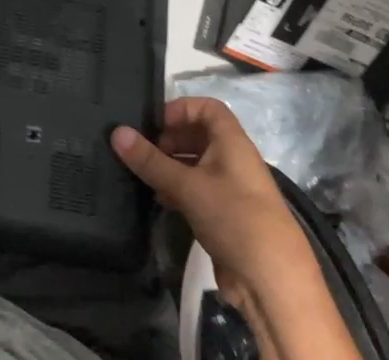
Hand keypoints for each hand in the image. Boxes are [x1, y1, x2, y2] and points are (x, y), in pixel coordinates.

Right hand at [110, 97, 313, 289]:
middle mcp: (232, 161)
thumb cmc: (234, 218)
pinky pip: (195, 191)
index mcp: (232, 143)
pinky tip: (156, 199)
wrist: (271, 281)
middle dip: (168, 138)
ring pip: (195, 165)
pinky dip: (176, 190)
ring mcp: (229, 189)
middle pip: (199, 136)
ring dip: (169, 166)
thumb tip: (116, 132)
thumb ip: (151, 160)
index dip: (180, 109)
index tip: (152, 122)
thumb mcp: (187, 186)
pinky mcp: (223, 215)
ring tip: (140, 173)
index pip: (208, 108)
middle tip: (139, 150)